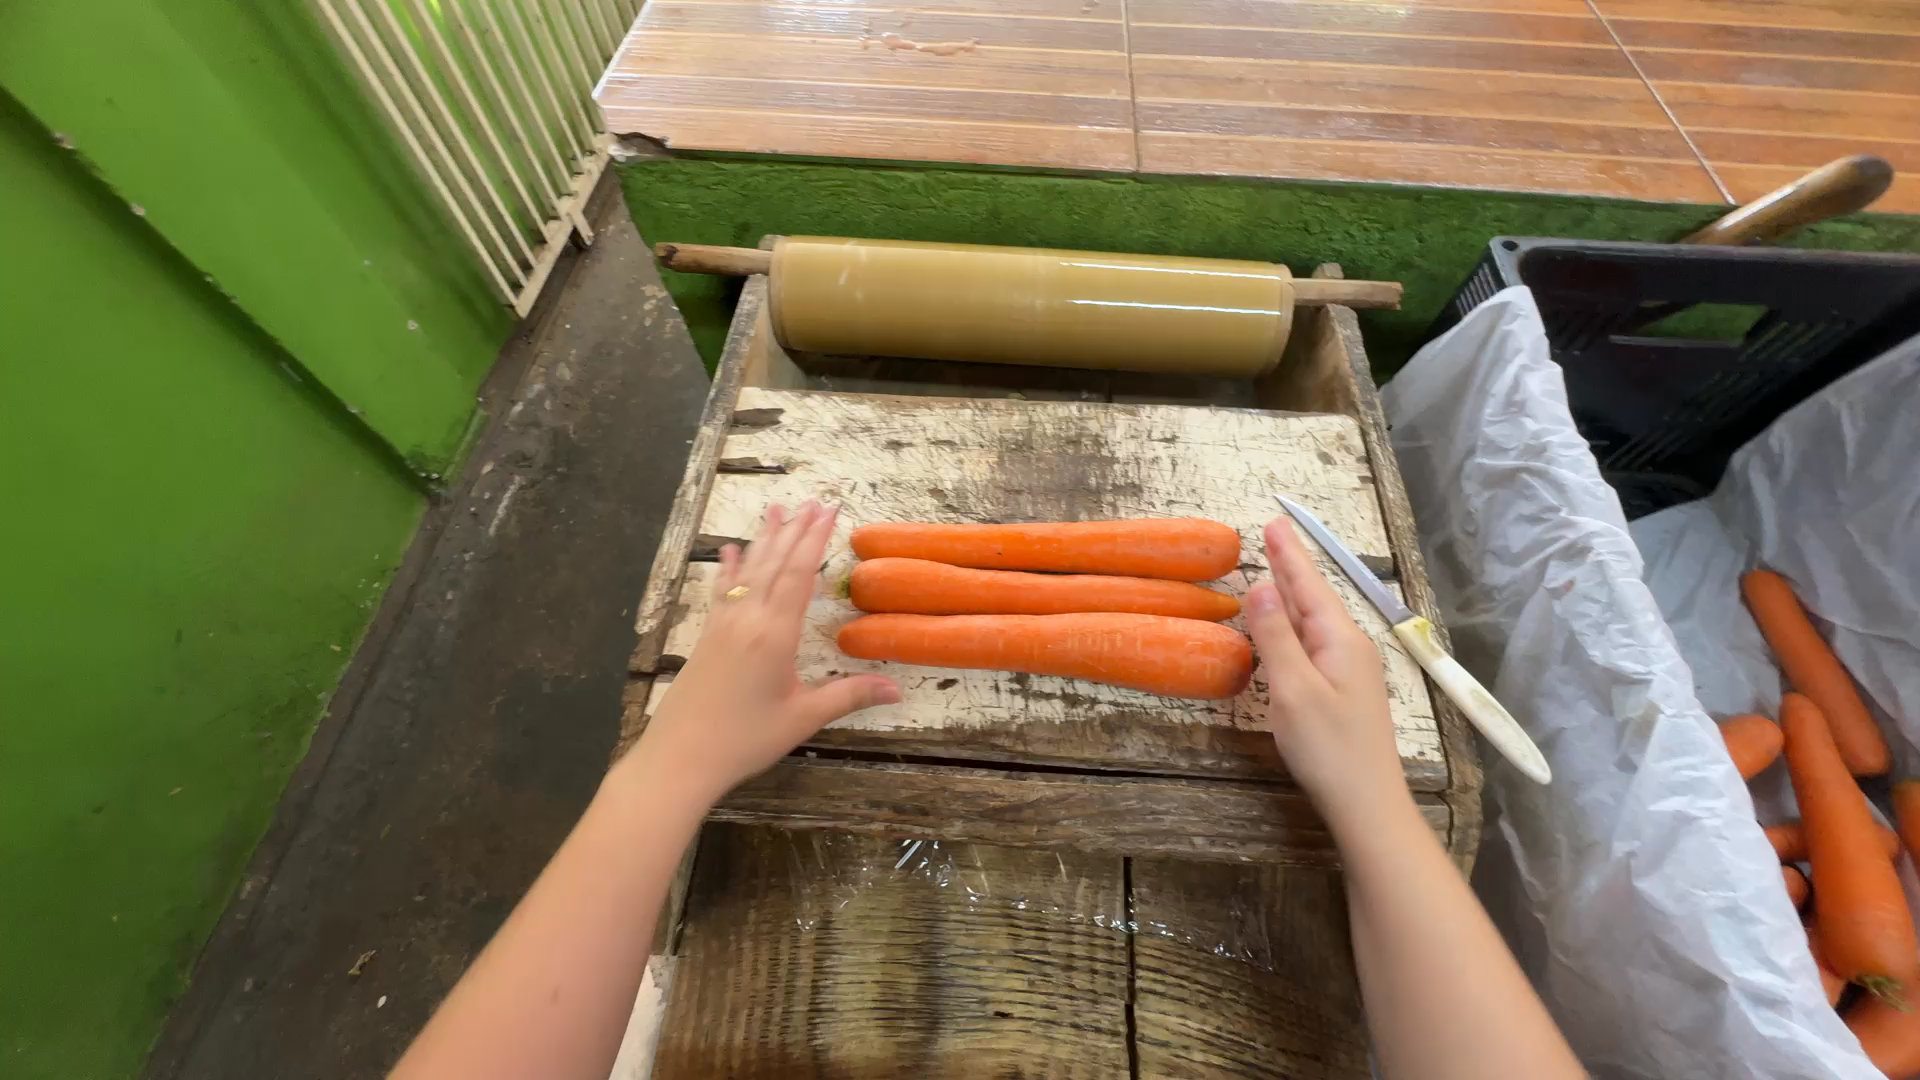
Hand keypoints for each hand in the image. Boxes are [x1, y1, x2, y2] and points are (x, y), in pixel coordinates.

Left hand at [630, 501, 900, 804]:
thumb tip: (897, 689)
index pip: (800, 575)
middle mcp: (747, 618)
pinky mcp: (707, 636)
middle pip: (775, 564)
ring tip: (776, 509)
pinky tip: (728, 551)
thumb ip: (850, 696)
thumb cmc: (744, 739)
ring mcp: (723, 624)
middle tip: (813, 501)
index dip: (816, 540)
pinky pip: (722, 591)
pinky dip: (728, 568)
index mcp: (775, 633)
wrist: (678, 759)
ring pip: (748, 571)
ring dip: (764, 539)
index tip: (830, 511)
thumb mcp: (803, 718)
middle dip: (796, 530)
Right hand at [1245, 516, 1408, 823]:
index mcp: (1340, 640)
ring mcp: (1349, 668)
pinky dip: (1295, 620)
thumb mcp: (1294, 689)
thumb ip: (1276, 636)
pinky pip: (1314, 639)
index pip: (1309, 586)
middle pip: (1314, 598)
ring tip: (1276, 566)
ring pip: (1314, 619)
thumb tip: (1261, 586)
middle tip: (1275, 534)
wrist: (1367, 802)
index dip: (1289, 556)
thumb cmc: (1327, 746)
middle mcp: (1349, 647)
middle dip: (1292, 566)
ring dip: (1293, 591)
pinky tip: (1287, 622)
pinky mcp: (1342, 688)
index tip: (1275, 523)